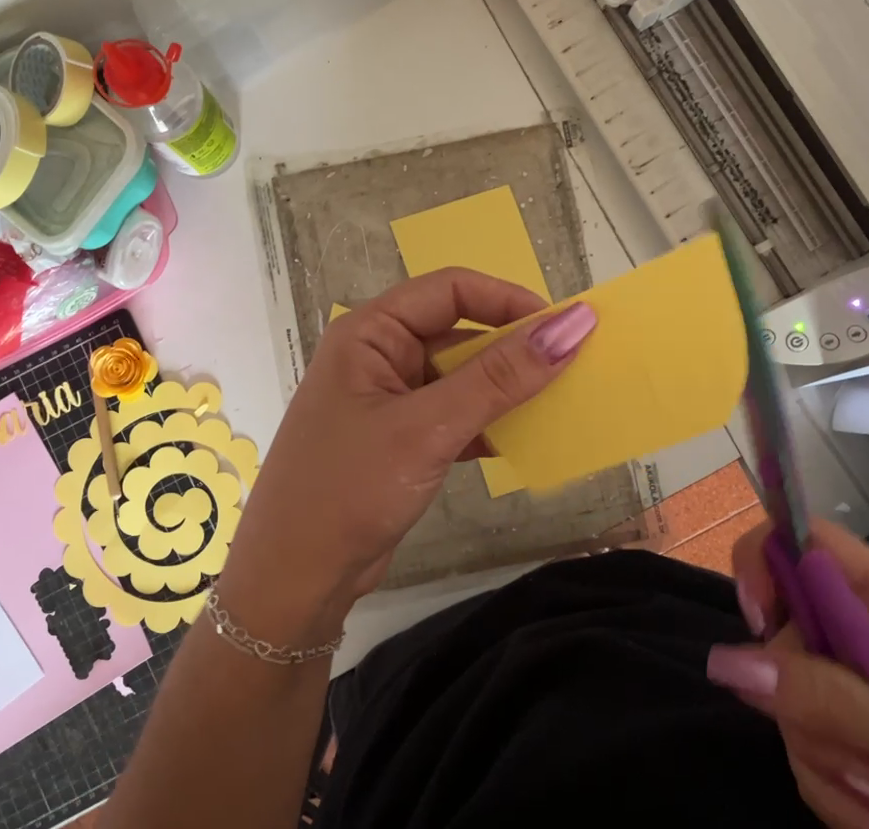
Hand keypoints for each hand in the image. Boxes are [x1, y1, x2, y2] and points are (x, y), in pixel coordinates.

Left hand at [214, 269, 596, 644]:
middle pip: (458, 331)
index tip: (567, 326)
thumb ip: (501, 376)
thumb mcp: (429, 428)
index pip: (451, 290)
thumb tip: (574, 324)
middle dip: (513, 348)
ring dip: (505, 390)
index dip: (509, 300)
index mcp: (369, 333)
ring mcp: (388, 401)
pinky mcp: (399, 441)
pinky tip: (524, 442)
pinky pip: (455, 416)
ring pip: (461, 377)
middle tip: (575, 368)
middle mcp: (377, 356)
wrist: (293, 579)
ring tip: (561, 403)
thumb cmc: (349, 489)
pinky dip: (488, 425)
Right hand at [709, 520, 868, 828]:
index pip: (806, 547)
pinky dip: (846, 803)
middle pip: (780, 642)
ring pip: (788, 713)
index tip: (759, 619)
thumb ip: (842, 700)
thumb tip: (726, 661)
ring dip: (837, 770)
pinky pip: (809, 766)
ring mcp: (856, 707)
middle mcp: (865, 650)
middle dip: (810, 708)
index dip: (766, 562)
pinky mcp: (855, 761)